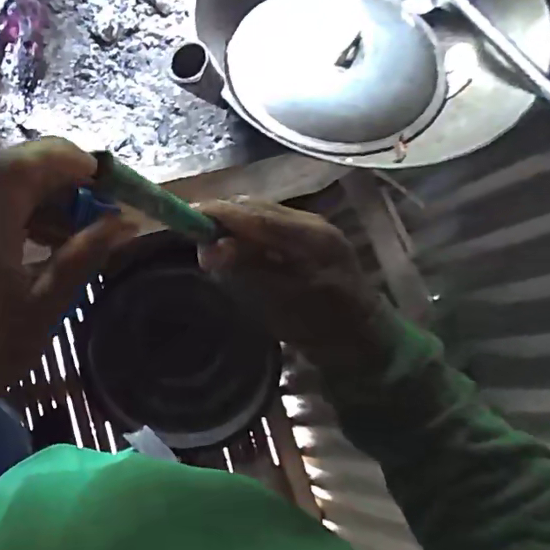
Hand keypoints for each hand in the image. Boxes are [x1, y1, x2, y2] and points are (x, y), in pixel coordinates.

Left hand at [0, 139, 137, 408]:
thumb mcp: (45, 308)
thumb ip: (82, 257)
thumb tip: (125, 222)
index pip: (15, 168)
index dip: (59, 157)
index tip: (99, 174)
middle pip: (10, 170)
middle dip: (58, 172)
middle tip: (97, 195)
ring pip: (2, 188)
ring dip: (45, 193)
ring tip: (81, 222)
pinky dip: (25, 210)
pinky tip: (50, 236)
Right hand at [196, 199, 398, 372]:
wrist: (364, 342)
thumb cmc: (322, 328)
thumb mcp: (279, 304)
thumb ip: (245, 271)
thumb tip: (208, 248)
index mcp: (310, 238)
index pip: (254, 214)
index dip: (218, 212)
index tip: (185, 216)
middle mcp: (312, 223)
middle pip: (255, 207)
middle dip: (222, 217)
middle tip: (196, 237)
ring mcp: (313, 227)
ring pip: (261, 213)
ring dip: (234, 224)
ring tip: (214, 244)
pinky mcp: (310, 236)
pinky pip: (270, 223)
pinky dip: (248, 231)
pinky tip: (239, 248)